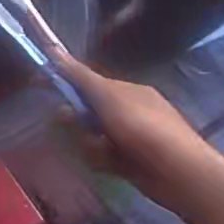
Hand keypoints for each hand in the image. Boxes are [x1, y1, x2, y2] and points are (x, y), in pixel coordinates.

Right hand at [53, 54, 223, 213]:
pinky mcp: (132, 163)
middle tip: (71, 125)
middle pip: (89, 111)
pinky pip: (104, 157)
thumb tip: (54, 50)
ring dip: (89, 143)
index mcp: (127, 91)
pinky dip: (101, 160)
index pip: (90, 83)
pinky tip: (106, 165)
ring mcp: (132, 138)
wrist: (181, 173)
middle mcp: (130, 111)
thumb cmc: (143, 127)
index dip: (67, 85)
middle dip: (78, 119)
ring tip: (99, 151)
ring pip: (93, 136)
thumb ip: (79, 76)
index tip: (43, 87)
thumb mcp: (107, 96)